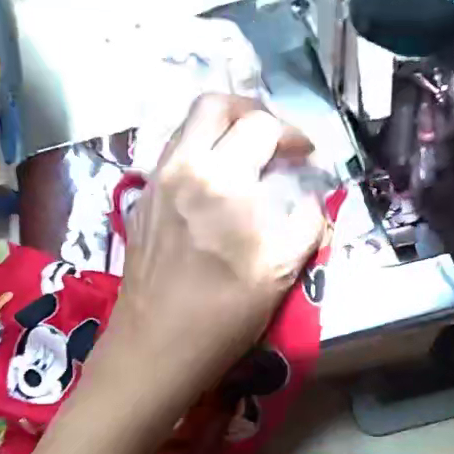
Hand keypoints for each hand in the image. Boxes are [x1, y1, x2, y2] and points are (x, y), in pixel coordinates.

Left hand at [100, 95, 326, 405]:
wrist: (155, 348)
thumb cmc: (222, 316)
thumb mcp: (281, 273)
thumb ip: (306, 224)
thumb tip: (313, 199)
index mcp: (222, 180)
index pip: (261, 127)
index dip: (293, 134)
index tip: (307, 156)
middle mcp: (183, 167)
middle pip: (214, 105)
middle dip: (251, 112)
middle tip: (274, 139)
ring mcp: (155, 182)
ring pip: (187, 126)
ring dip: (221, 129)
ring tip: (246, 158)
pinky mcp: (141, 203)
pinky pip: (171, 156)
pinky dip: (198, 153)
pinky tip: (214, 187)